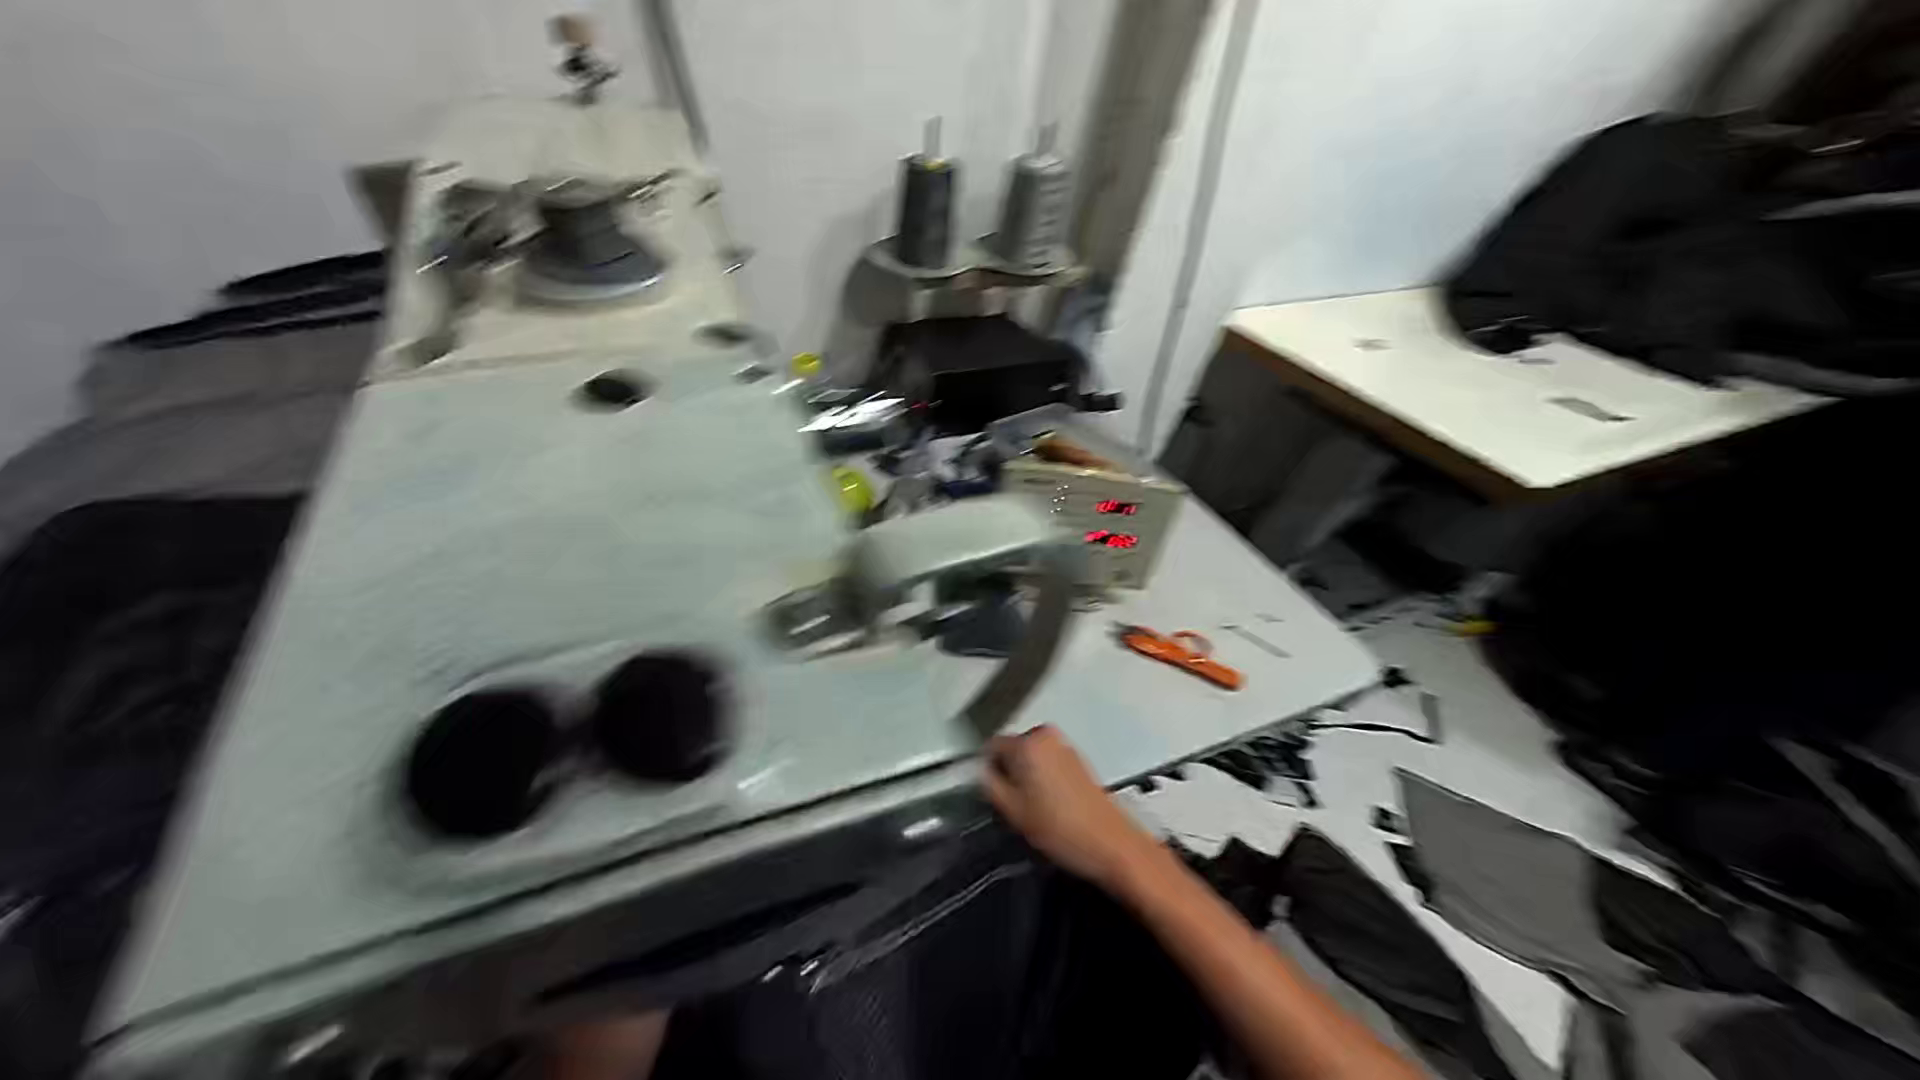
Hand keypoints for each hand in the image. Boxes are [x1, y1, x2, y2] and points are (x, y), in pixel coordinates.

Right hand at [981, 725, 1162, 889]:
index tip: (992, 792)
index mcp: (1027, 743)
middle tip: (1013, 802)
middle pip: (1012, 748)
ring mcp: (1065, 746)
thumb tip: (980, 770)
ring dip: (1027, 775)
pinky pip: (1048, 761)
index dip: (986, 769)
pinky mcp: (1078, 759)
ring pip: (1031, 756)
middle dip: (1008, 770)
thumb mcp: (1012, 810)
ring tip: (1033, 806)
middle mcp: (1046, 736)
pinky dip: (1044, 776)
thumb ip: (989, 784)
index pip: (991, 746)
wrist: (1110, 843)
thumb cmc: (1058, 828)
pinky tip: (1051, 804)